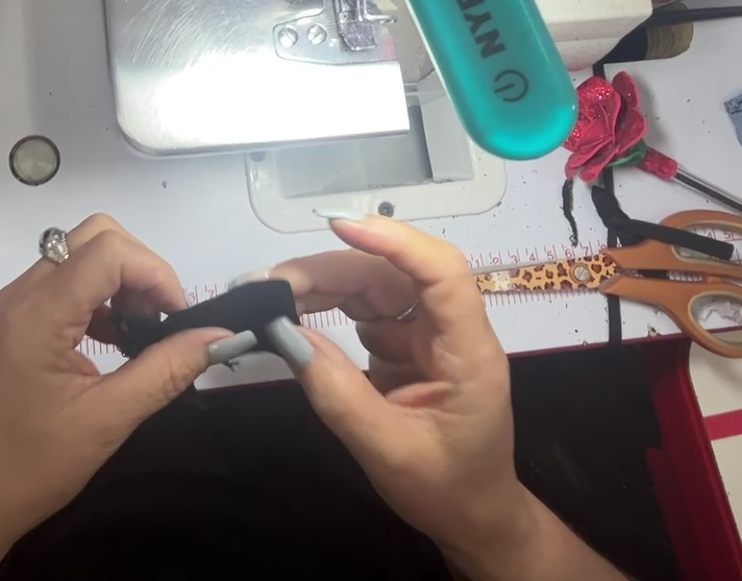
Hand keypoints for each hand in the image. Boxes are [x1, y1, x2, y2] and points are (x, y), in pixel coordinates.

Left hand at [0, 214, 227, 580]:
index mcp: (39, 313)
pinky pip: (64, 280)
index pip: (109, 250)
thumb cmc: (26, 469)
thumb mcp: (105, 422)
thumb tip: (217, 336)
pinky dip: (98, 295)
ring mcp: (13, 303)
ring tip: (140, 331)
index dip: (155, 272)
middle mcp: (22, 293)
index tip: (178, 317)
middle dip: (140, 267)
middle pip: (94, 236)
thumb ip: (164, 371)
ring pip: (79, 252)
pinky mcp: (13, 319)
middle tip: (161, 318)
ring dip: (120, 279)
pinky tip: (113, 338)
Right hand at [270, 214, 529, 566]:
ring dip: (320, 281)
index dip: (395, 242)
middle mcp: (446, 326)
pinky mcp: (401, 336)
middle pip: (389, 273)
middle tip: (270, 282)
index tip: (340, 226)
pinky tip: (291, 307)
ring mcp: (423, 328)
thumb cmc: (447, 488)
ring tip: (270, 291)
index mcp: (467, 352)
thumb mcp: (389, 452)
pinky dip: (323, 300)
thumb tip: (288, 336)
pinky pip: (360, 304)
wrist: (472, 515)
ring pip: (370, 281)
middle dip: (328, 269)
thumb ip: (340, 395)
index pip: (442, 274)